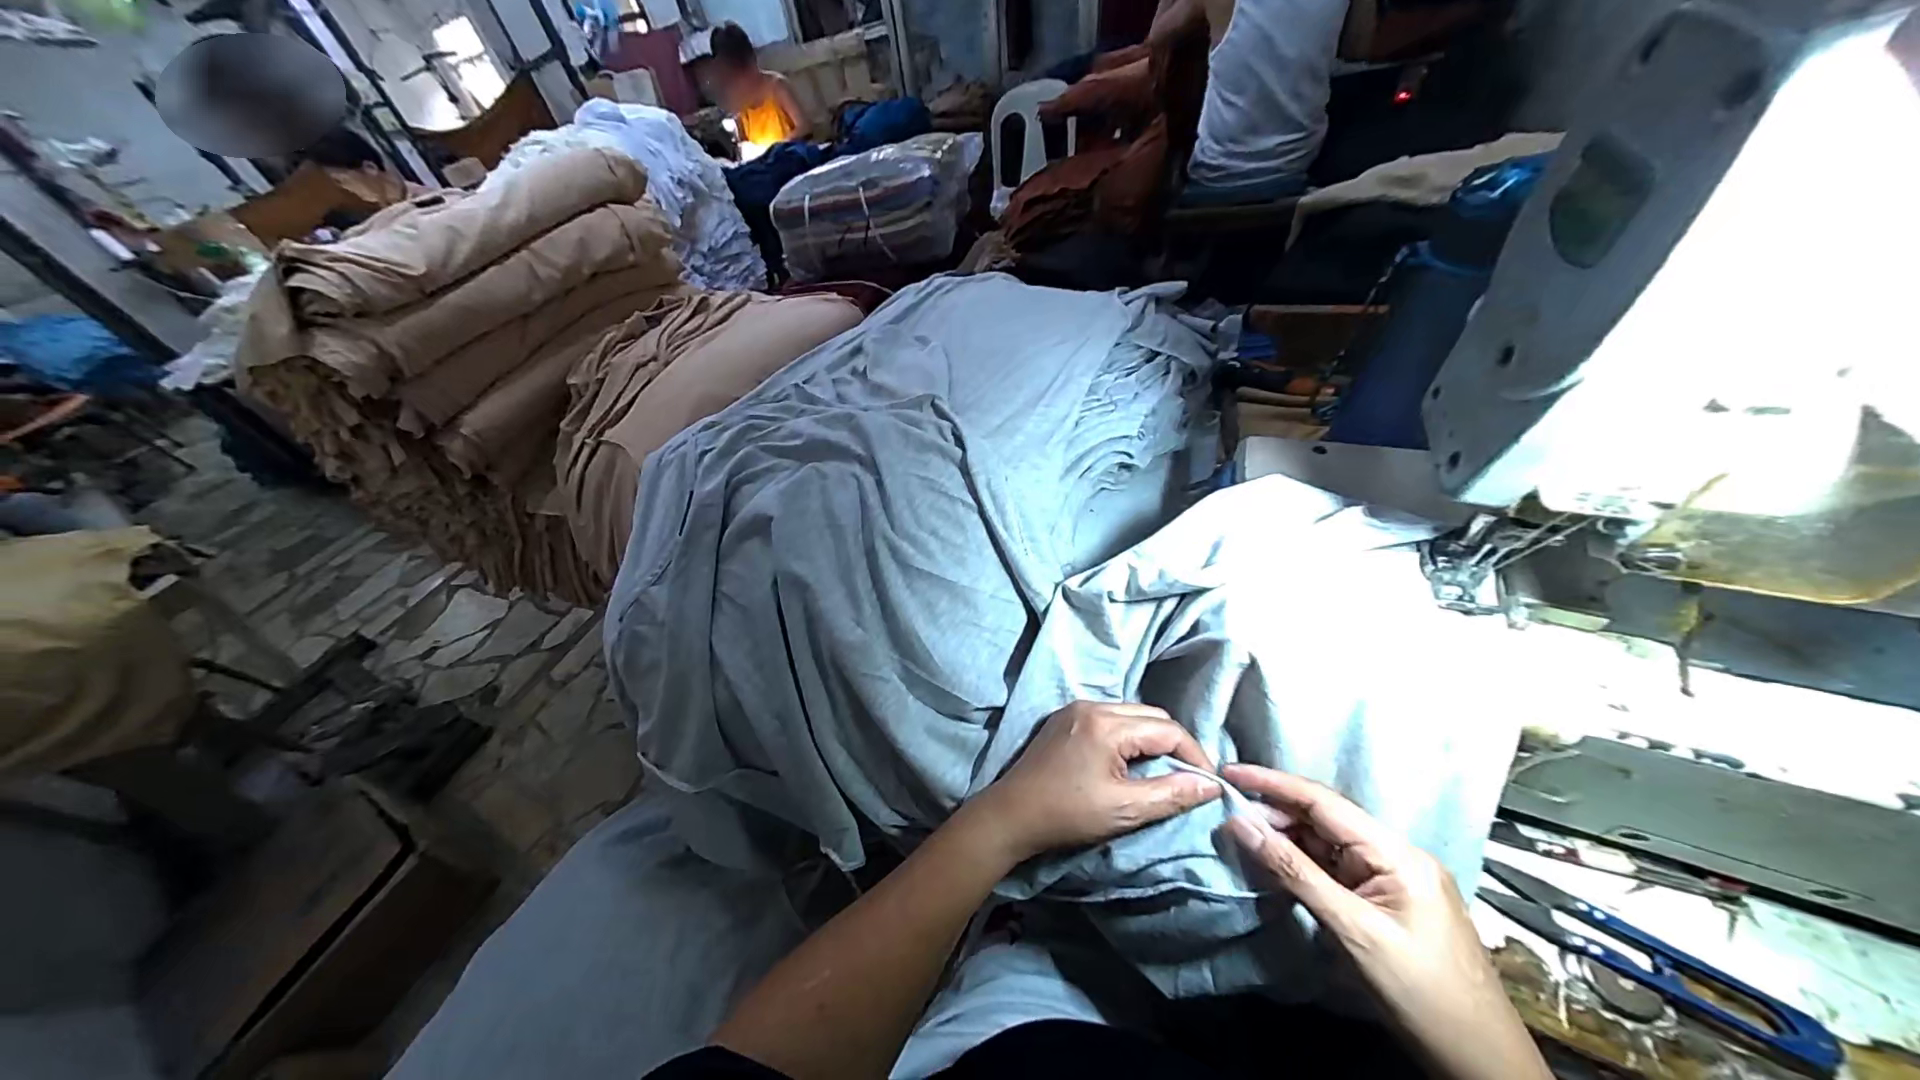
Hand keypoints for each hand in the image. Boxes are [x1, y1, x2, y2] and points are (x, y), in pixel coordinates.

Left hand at [959, 701, 1221, 866]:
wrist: (1011, 815)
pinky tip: (1129, 761)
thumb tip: (1210, 785)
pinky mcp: (1064, 719)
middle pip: (1151, 715)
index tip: (1208, 783)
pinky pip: (1109, 717)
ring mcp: (1075, 709)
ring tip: (1161, 771)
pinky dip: (1127, 735)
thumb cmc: (1068, 815)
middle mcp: (1092, 706)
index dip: (1195, 756)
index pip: (1168, 730)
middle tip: (1187, 777)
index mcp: (1107, 724)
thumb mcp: (1125, 810)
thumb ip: (1171, 794)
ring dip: (1151, 738)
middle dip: (1175, 744)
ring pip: (1131, 714)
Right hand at [1220, 765, 1549, 1079]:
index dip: (1273, 783)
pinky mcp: (1382, 898)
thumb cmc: (1422, 995)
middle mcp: (1394, 854)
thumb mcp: (1353, 931)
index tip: (1230, 772)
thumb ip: (1295, 872)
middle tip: (1228, 813)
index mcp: (1397, 853)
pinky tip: (1273, 860)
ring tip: (1242, 833)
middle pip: (1324, 818)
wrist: (1481, 1061)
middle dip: (1274, 811)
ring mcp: (1389, 877)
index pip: (1324, 802)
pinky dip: (1300, 861)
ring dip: (1284, 836)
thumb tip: (1241, 824)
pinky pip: (1332, 866)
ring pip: (1325, 841)